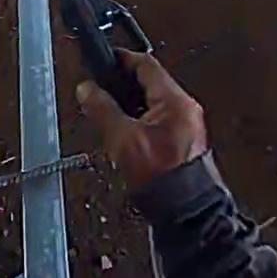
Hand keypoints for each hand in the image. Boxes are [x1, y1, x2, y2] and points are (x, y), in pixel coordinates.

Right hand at [75, 50, 208, 192]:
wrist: (189, 218)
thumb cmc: (164, 182)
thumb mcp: (123, 140)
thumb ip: (102, 109)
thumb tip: (88, 90)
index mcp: (175, 100)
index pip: (145, 63)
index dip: (121, 59)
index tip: (104, 60)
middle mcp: (185, 109)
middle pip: (149, 82)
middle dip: (123, 85)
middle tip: (102, 89)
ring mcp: (187, 126)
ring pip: (153, 102)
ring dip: (131, 104)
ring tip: (110, 114)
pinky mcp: (185, 143)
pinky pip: (159, 120)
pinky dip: (141, 121)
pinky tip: (126, 135)